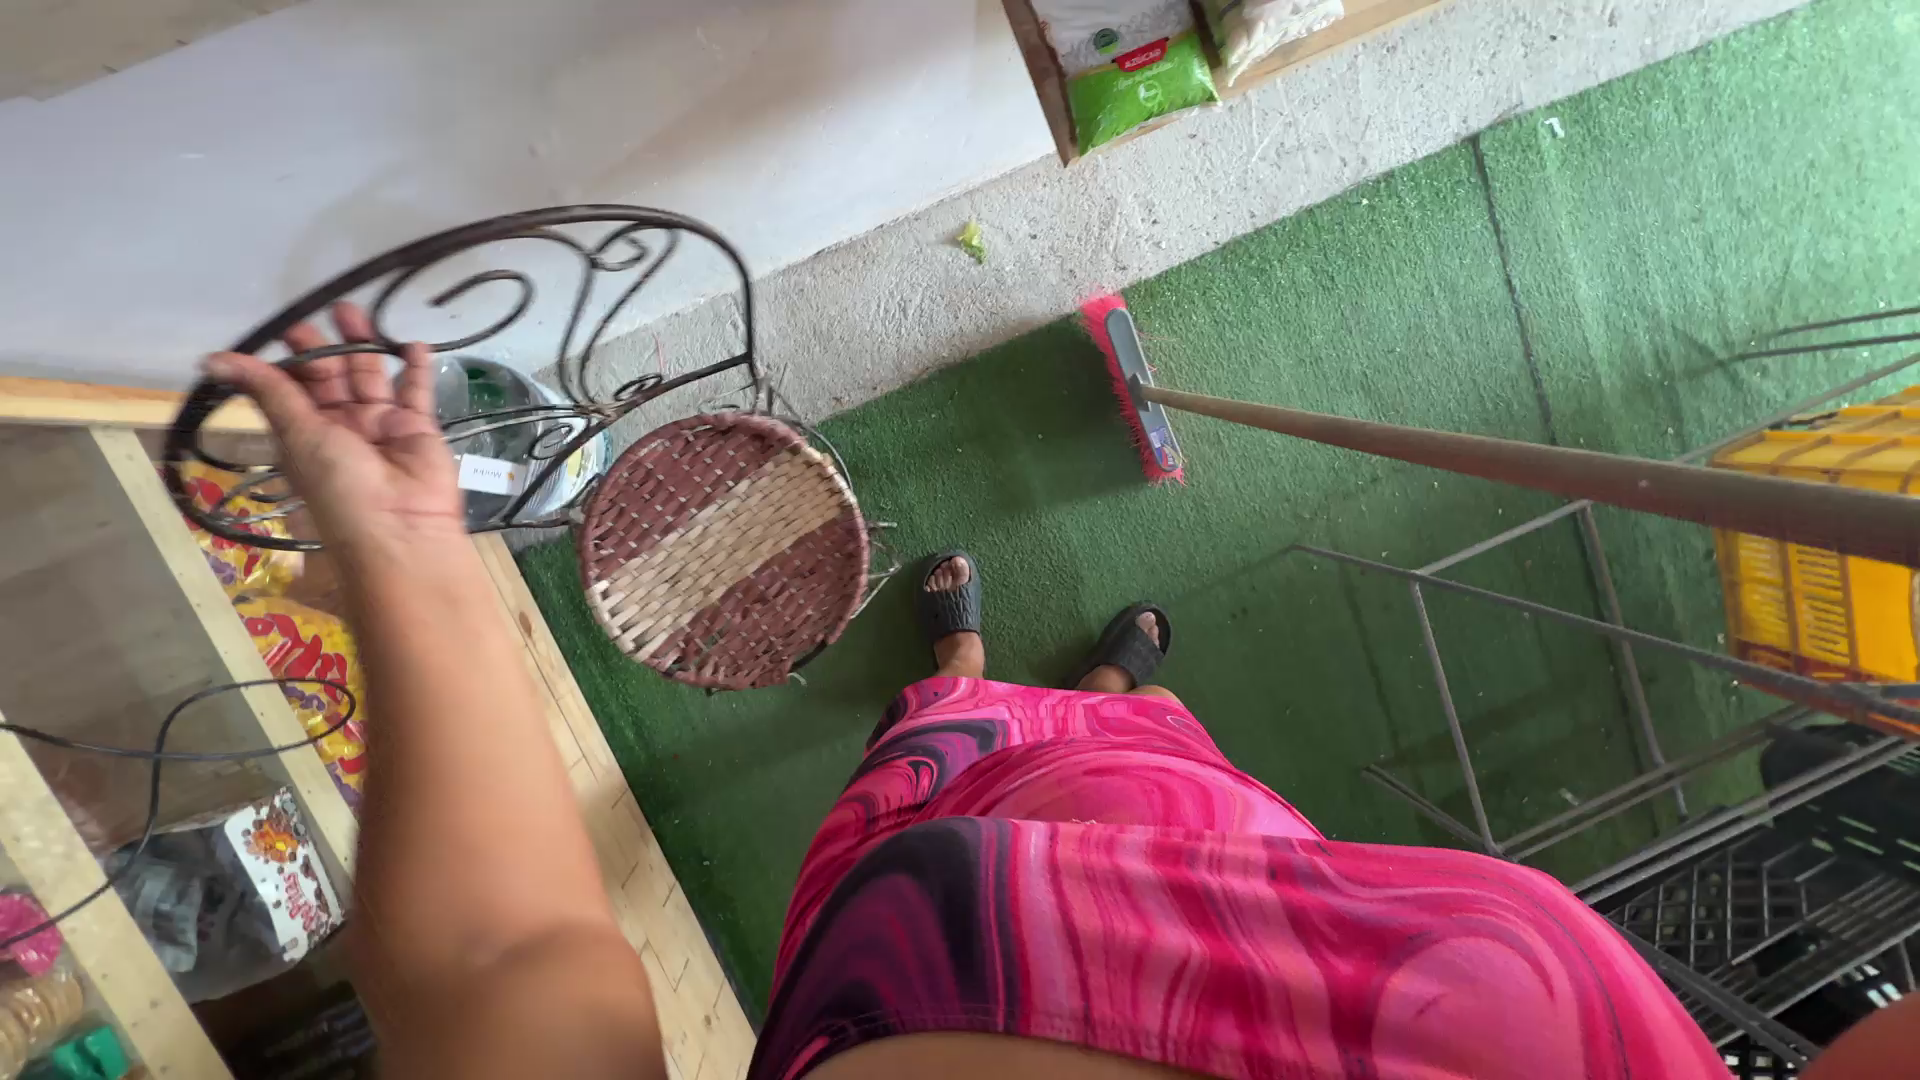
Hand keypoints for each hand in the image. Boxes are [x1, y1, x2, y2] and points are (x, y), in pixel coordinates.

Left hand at [204, 301, 462, 553]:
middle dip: (329, 344)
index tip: (288, 327)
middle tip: (327, 311)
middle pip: (334, 375)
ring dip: (367, 346)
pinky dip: (417, 369)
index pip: (293, 383)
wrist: (401, 524)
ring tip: (358, 314)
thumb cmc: (340, 485)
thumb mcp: (298, 435)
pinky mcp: (420, 426)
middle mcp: (342, 423)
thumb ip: (271, 391)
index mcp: (304, 428)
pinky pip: (417, 392)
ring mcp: (383, 423)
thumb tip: (213, 357)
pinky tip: (413, 345)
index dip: (291, 356)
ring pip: (373, 377)